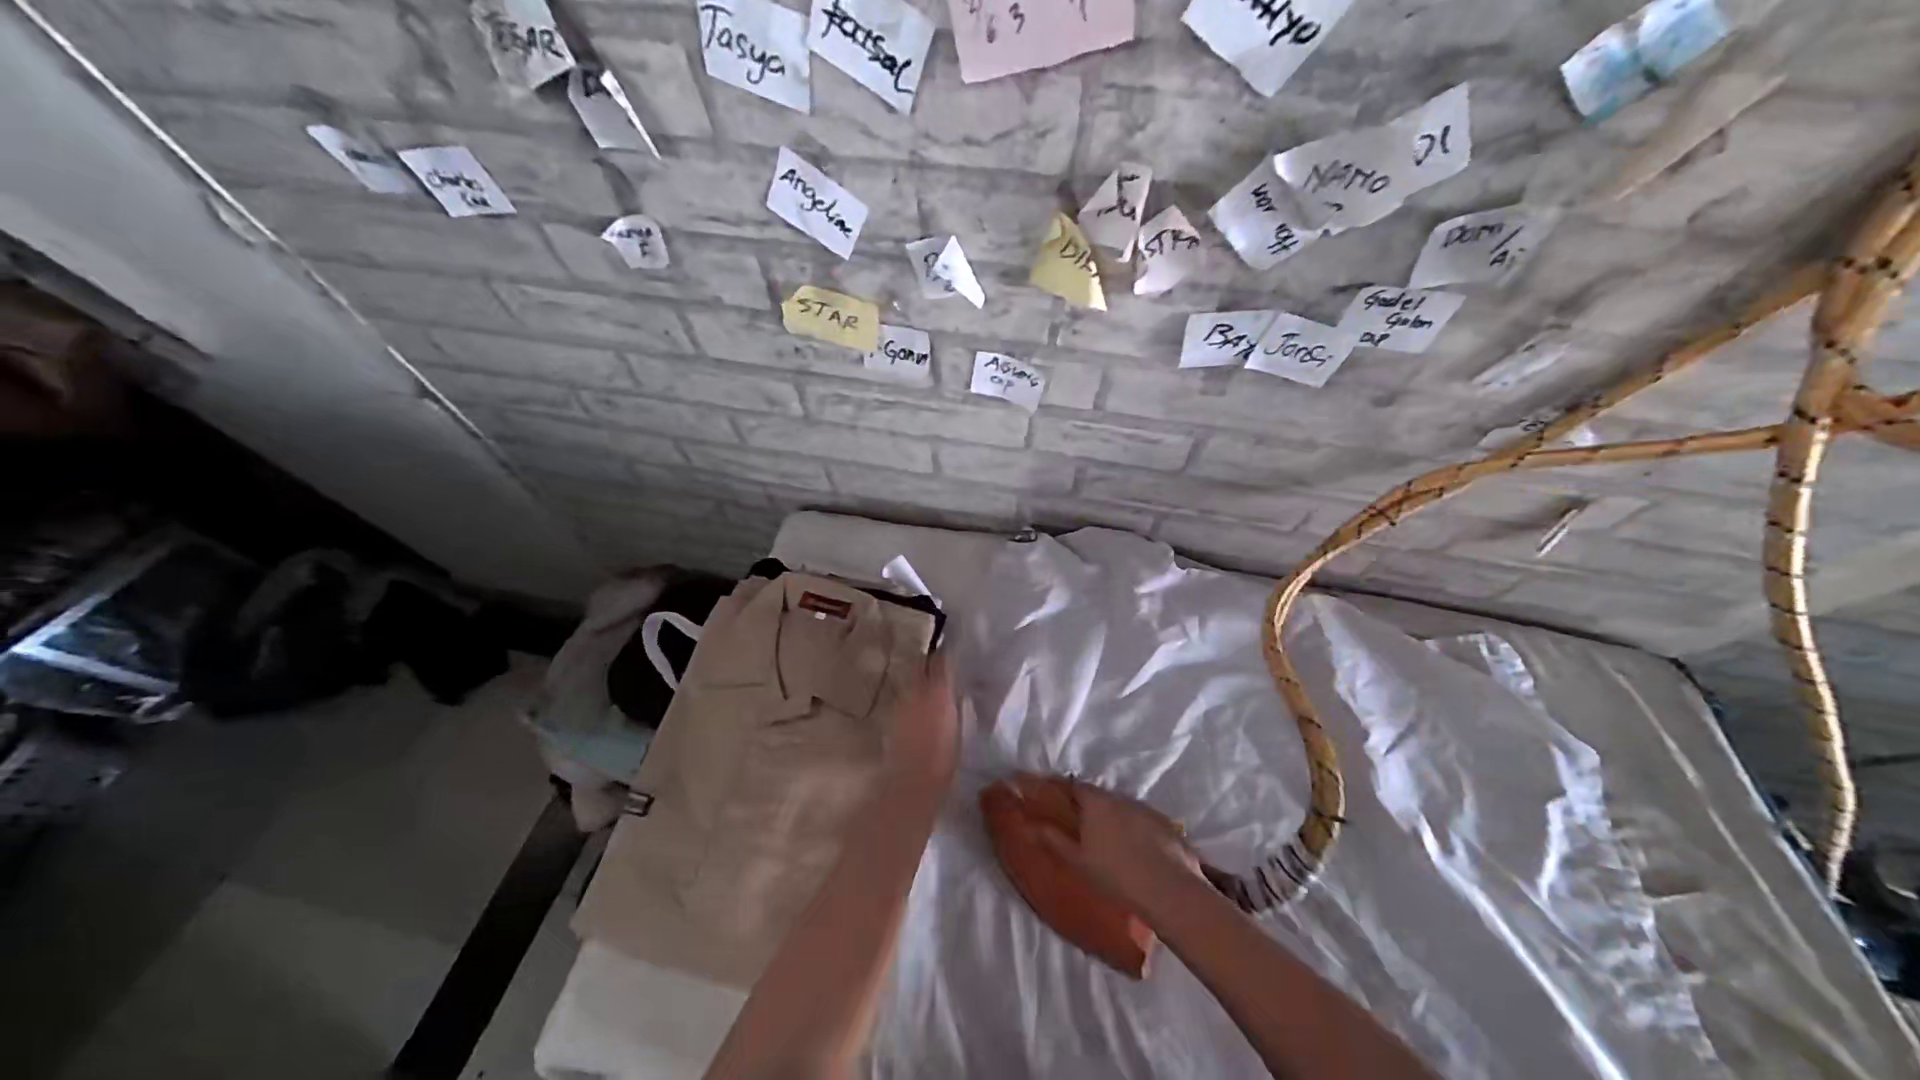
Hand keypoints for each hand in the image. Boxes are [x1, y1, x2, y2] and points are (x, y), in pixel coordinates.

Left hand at [886, 652, 958, 790]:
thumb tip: (957, 688)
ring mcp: (902, 702)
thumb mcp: (961, 726)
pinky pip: (904, 698)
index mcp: (939, 692)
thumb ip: (957, 702)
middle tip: (939, 663)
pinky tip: (917, 708)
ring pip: (911, 681)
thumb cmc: (946, 757)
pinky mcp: (892, 716)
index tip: (951, 652)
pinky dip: (911, 698)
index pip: (941, 661)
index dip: (945, 655)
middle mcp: (917, 691)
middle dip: (929, 661)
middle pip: (921, 665)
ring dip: (919, 679)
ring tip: (929, 685)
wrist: (914, 780)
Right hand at [1017, 777, 1203, 913]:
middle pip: (1100, 797)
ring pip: (1122, 808)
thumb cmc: (1114, 874)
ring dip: (1115, 818)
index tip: (1060, 803)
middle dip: (1091, 807)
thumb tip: (1031, 824)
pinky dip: (1135, 830)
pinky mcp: (1165, 824)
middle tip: (1084, 828)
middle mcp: (1120, 799)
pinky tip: (1137, 850)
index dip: (1066, 793)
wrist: (1166, 889)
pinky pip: (1142, 821)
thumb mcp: (1077, 859)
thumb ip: (1053, 838)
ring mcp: (1145, 809)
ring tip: (1111, 842)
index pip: (1076, 786)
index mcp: (1096, 803)